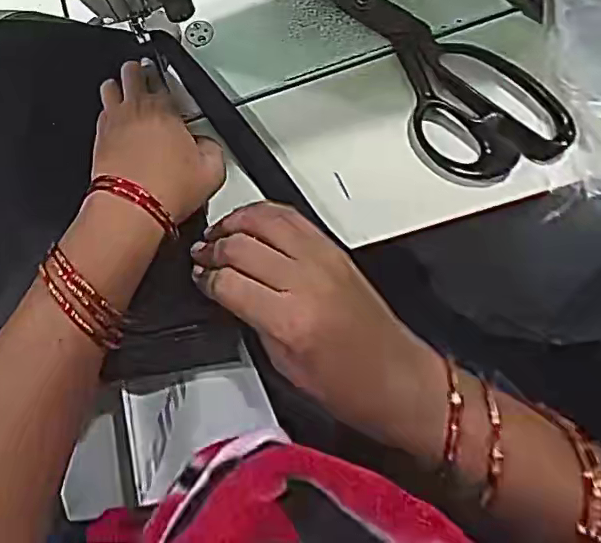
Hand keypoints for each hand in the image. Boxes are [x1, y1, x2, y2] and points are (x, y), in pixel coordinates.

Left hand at [93, 59, 226, 224]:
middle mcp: (136, 108)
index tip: (168, 78)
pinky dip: (107, 111)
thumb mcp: (211, 171)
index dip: (166, 76)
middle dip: (137, 68)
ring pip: (110, 86)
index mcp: (164, 109)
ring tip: (124, 88)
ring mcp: (113, 120)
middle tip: (143, 70)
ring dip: (117, 85)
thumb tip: (209, 147)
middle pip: (131, 71)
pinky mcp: (99, 137)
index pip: (164, 79)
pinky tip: (114, 119)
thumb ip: (213, 149)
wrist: (130, 207)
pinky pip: (101, 112)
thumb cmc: (165, 189)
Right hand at [191, 202, 445, 453]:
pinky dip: (262, 213)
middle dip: (212, 250)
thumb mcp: (285, 365)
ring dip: (232, 223)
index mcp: (292, 319)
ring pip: (261, 219)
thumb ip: (250, 319)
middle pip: (239, 245)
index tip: (198, 278)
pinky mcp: (333, 248)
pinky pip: (288, 215)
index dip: (204, 278)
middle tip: (201, 256)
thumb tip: (223, 289)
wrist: (403, 382)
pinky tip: (249, 220)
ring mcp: (322, 258)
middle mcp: (307, 281)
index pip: (227, 281)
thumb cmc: (353, 387)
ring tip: (218, 234)